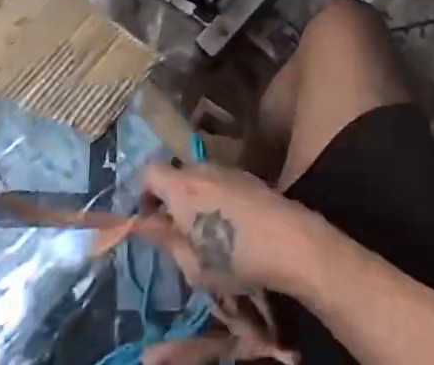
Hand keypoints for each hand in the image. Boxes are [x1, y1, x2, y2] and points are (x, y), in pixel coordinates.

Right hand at [140, 164, 326, 295]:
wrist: (291, 242)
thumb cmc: (235, 258)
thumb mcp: (192, 263)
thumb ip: (164, 239)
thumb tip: (142, 225)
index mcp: (180, 187)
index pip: (148, 173)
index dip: (143, 195)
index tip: (150, 222)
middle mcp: (201, 169)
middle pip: (174, 174)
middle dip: (169, 198)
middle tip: (176, 230)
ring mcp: (227, 169)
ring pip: (198, 177)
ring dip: (193, 198)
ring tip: (205, 230)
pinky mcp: (248, 175)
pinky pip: (220, 181)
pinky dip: (215, 197)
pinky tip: (230, 224)